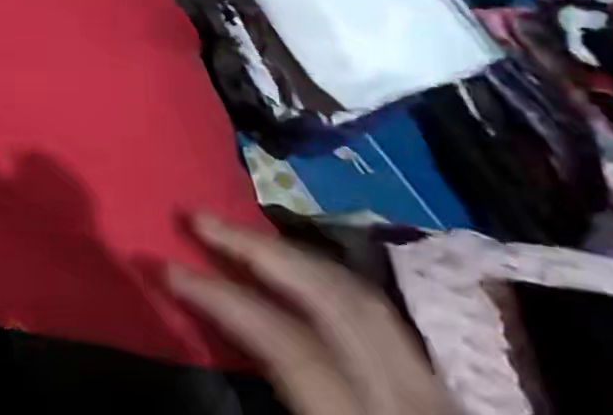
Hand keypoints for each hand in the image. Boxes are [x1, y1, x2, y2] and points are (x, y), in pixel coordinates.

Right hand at [167, 214, 450, 414]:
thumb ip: (264, 409)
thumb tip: (215, 360)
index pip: (288, 344)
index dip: (224, 299)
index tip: (169, 267)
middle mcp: (410, 400)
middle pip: (331, 296)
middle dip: (258, 248)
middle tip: (200, 218)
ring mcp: (436, 393)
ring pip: (361, 294)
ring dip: (293, 256)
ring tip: (240, 237)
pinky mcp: (443, 394)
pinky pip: (378, 316)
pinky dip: (327, 282)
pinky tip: (297, 276)